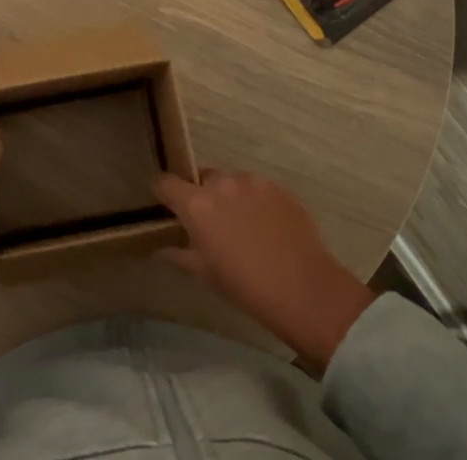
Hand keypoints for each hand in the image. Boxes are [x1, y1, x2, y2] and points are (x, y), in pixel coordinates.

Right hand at [156, 170, 376, 367]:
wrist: (303, 288)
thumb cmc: (244, 285)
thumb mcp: (204, 274)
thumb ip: (179, 254)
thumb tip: (163, 249)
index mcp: (197, 204)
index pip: (166, 183)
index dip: (164, 193)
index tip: (167, 206)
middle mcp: (222, 184)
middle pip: (202, 179)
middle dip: (202, 196)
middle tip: (211, 224)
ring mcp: (254, 182)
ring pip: (232, 182)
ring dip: (230, 197)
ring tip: (244, 226)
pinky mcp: (280, 187)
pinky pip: (258, 189)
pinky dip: (256, 202)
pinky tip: (267, 227)